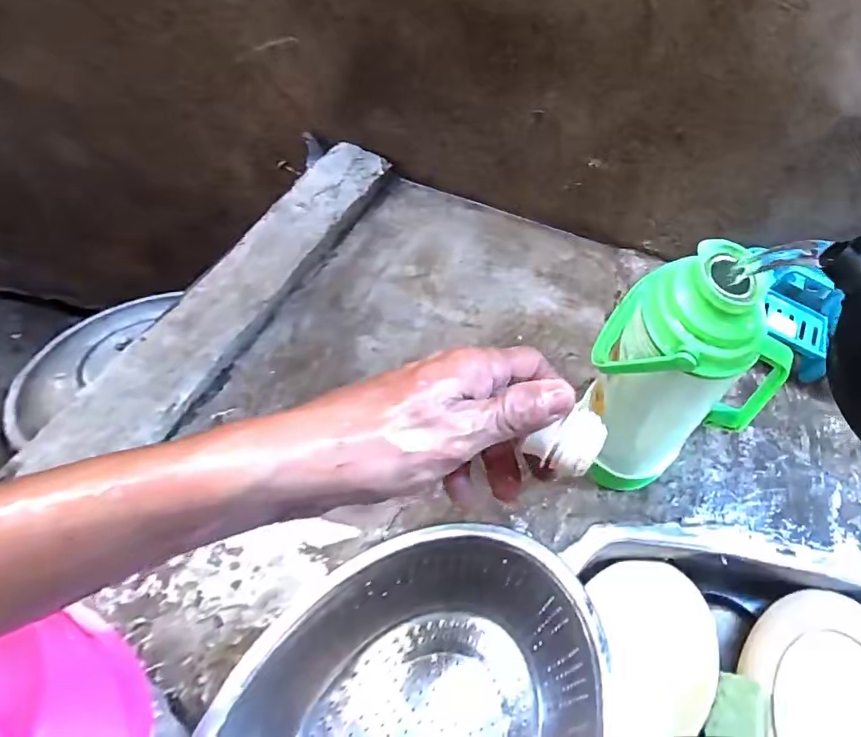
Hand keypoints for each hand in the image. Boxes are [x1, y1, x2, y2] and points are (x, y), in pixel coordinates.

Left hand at [243, 347, 576, 512]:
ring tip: (505, 494)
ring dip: (499, 455)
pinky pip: (453, 437)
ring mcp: (431, 400)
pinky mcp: (410, 424)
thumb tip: (564, 393)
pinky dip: (465, 462)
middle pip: (511, 396)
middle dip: (529, 434)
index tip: (563, 435)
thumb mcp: (458, 434)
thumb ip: (514, 414)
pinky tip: (458, 492)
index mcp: (473, 370)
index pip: (532, 366)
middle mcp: (456, 377)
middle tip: (541, 474)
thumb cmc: (383, 447)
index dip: (553, 395)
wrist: (297, 464)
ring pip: (483, 421)